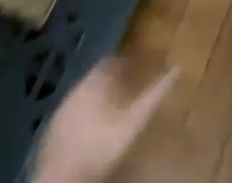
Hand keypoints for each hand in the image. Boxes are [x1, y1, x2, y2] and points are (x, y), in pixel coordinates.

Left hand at [33, 60, 177, 182]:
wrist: (61, 176)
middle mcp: (76, 88)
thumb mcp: (133, 123)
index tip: (143, 65)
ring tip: (117, 104)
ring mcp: (63, 106)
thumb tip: (175, 71)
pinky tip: (96, 123)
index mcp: (94, 82)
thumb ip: (154, 96)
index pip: (112, 61)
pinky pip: (75, 107)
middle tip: (133, 85)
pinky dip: (88, 109)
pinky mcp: (55, 125)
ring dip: (101, 93)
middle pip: (98, 75)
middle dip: (116, 77)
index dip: (129, 61)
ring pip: (85, 91)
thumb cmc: (101, 146)